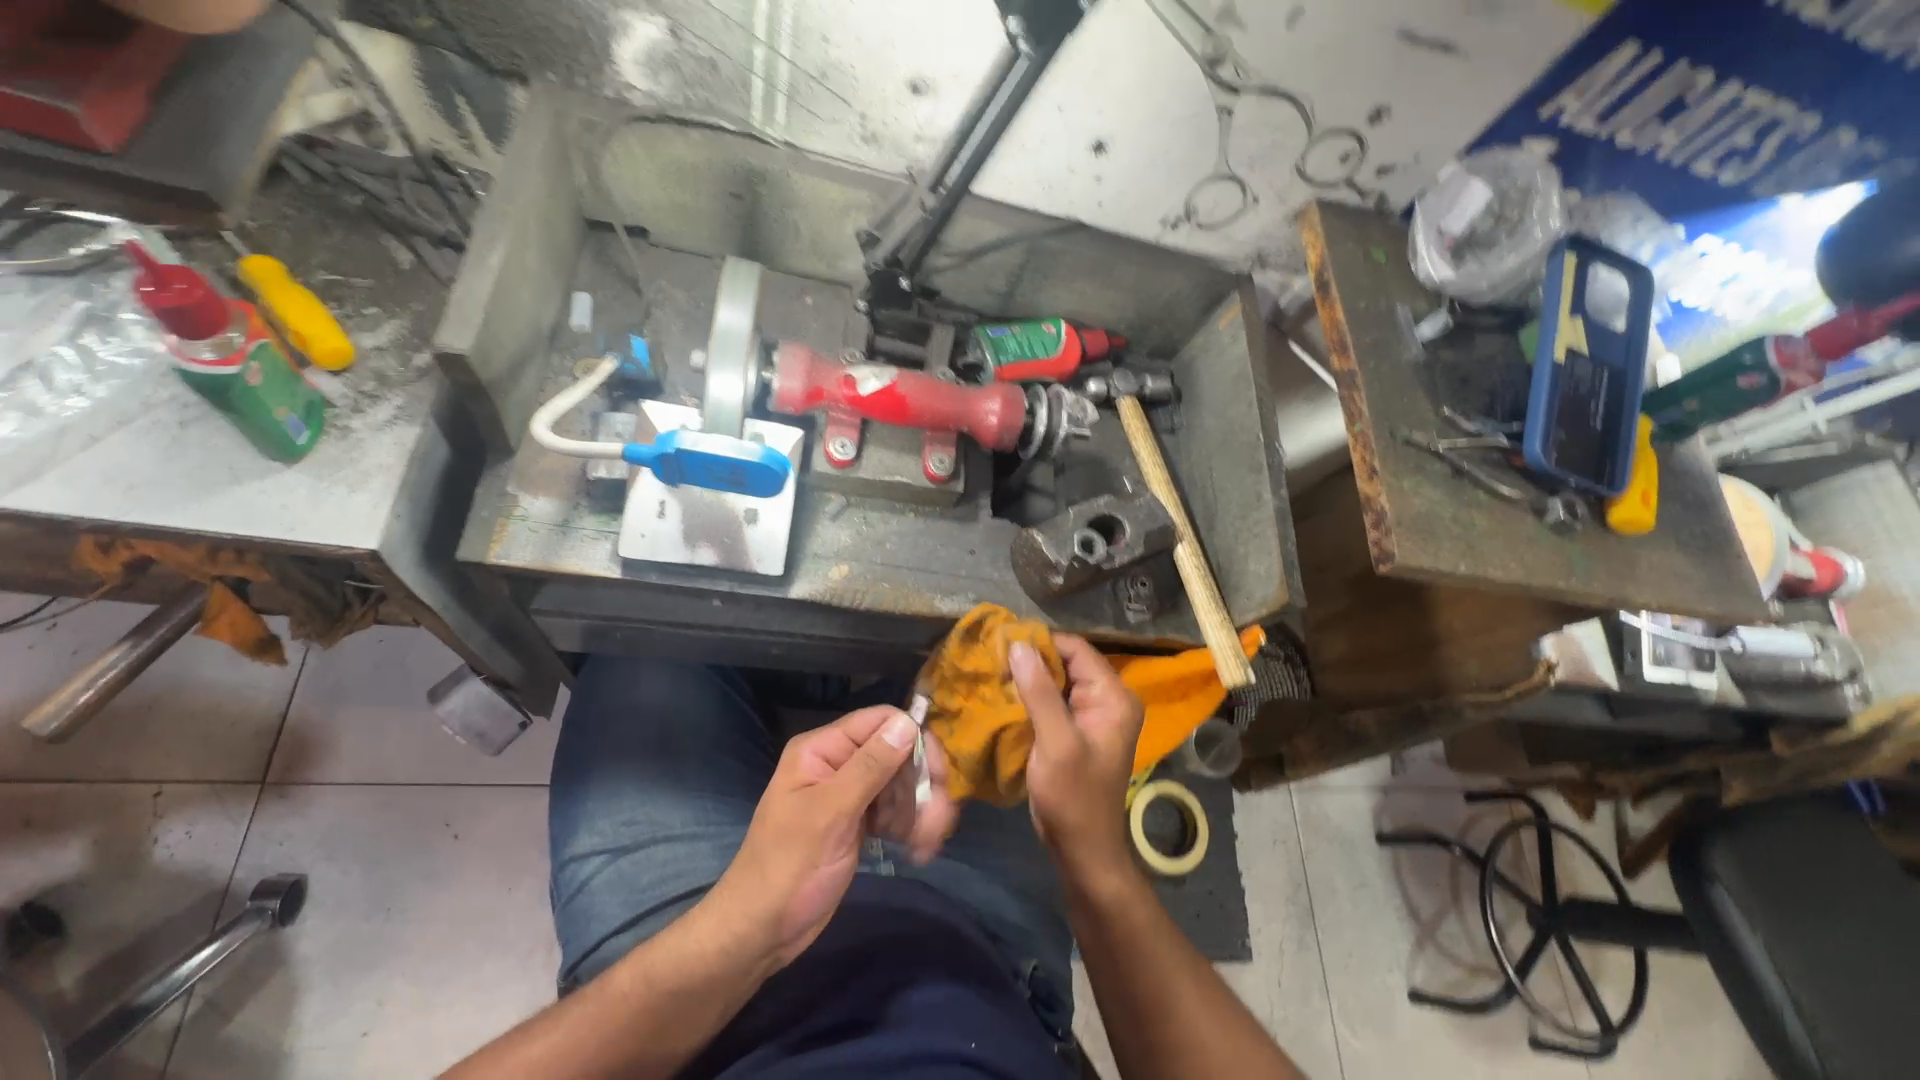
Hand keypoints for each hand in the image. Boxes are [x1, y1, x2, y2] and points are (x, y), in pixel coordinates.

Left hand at [702, 706, 953, 970]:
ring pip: (901, 786)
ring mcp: (848, 796)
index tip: (936, 776)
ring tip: (927, 844)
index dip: (914, 741)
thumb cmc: (787, 868)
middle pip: (897, 755)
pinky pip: (894, 812)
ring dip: (921, 811)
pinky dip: (911, 827)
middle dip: (921, 785)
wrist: (761, 931)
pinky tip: (919, 851)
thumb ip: (870, 767)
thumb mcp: (830, 815)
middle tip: (939, 822)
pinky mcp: (858, 825)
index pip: (880, 722)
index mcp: (821, 750)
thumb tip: (908, 723)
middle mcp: (837, 765)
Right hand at [1011, 636, 1144, 879]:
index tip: (1000, 640)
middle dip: (1030, 658)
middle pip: (1066, 662)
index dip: (1040, 641)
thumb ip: (1040, 692)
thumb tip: (1018, 644)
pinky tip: (1002, 697)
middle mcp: (1108, 700)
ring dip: (1027, 677)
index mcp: (1114, 697)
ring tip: (990, 672)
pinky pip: (1051, 701)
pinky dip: (1029, 697)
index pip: (1076, 649)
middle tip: (990, 656)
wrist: (1082, 848)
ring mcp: (1091, 716)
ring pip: (1056, 681)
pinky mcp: (1074, 731)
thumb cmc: (1074, 797)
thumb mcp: (1056, 742)